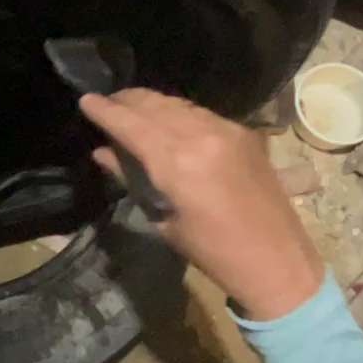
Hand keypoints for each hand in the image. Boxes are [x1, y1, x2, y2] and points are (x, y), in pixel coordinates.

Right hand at [80, 89, 324, 320]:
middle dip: (126, 100)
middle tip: (105, 102)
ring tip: (130, 107)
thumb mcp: (164, 221)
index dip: (105, 111)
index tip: (85, 100)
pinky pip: (201, 113)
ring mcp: (227, 130)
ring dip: (151, 103)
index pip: (132, 124)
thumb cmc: (214, 253)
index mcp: (178, 163)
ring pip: (178, 104)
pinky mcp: (244, 134)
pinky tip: (166, 119)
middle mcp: (202, 136)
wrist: (277, 261)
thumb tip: (103, 153)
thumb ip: (133, 180)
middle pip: (154, 105)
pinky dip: (177, 111)